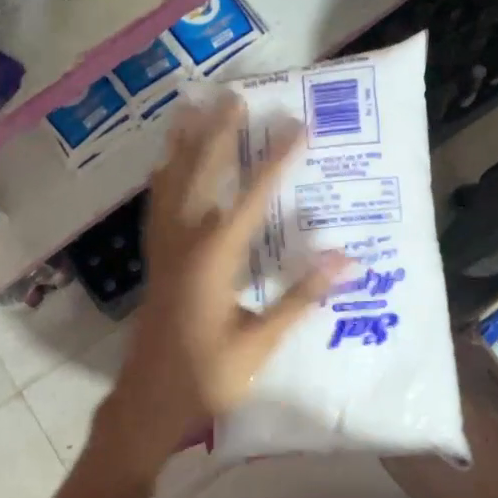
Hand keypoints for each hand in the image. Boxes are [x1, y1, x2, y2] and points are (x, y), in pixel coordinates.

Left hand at [99, 94, 348, 460]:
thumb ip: (300, 298)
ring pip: (170, 185)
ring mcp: (163, 251)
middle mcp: (184, 243)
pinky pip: (156, 207)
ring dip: (182, 146)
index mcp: (213, 259)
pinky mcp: (154, 263)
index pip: (251, 198)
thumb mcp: (260, 343)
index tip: (296, 125)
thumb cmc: (207, 376)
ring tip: (189, 110)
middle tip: (233, 96)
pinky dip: (161, 179)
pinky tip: (162, 166)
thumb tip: (349, 261)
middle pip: (201, 177)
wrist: (148, 400)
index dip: (276, 160)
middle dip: (219, 135)